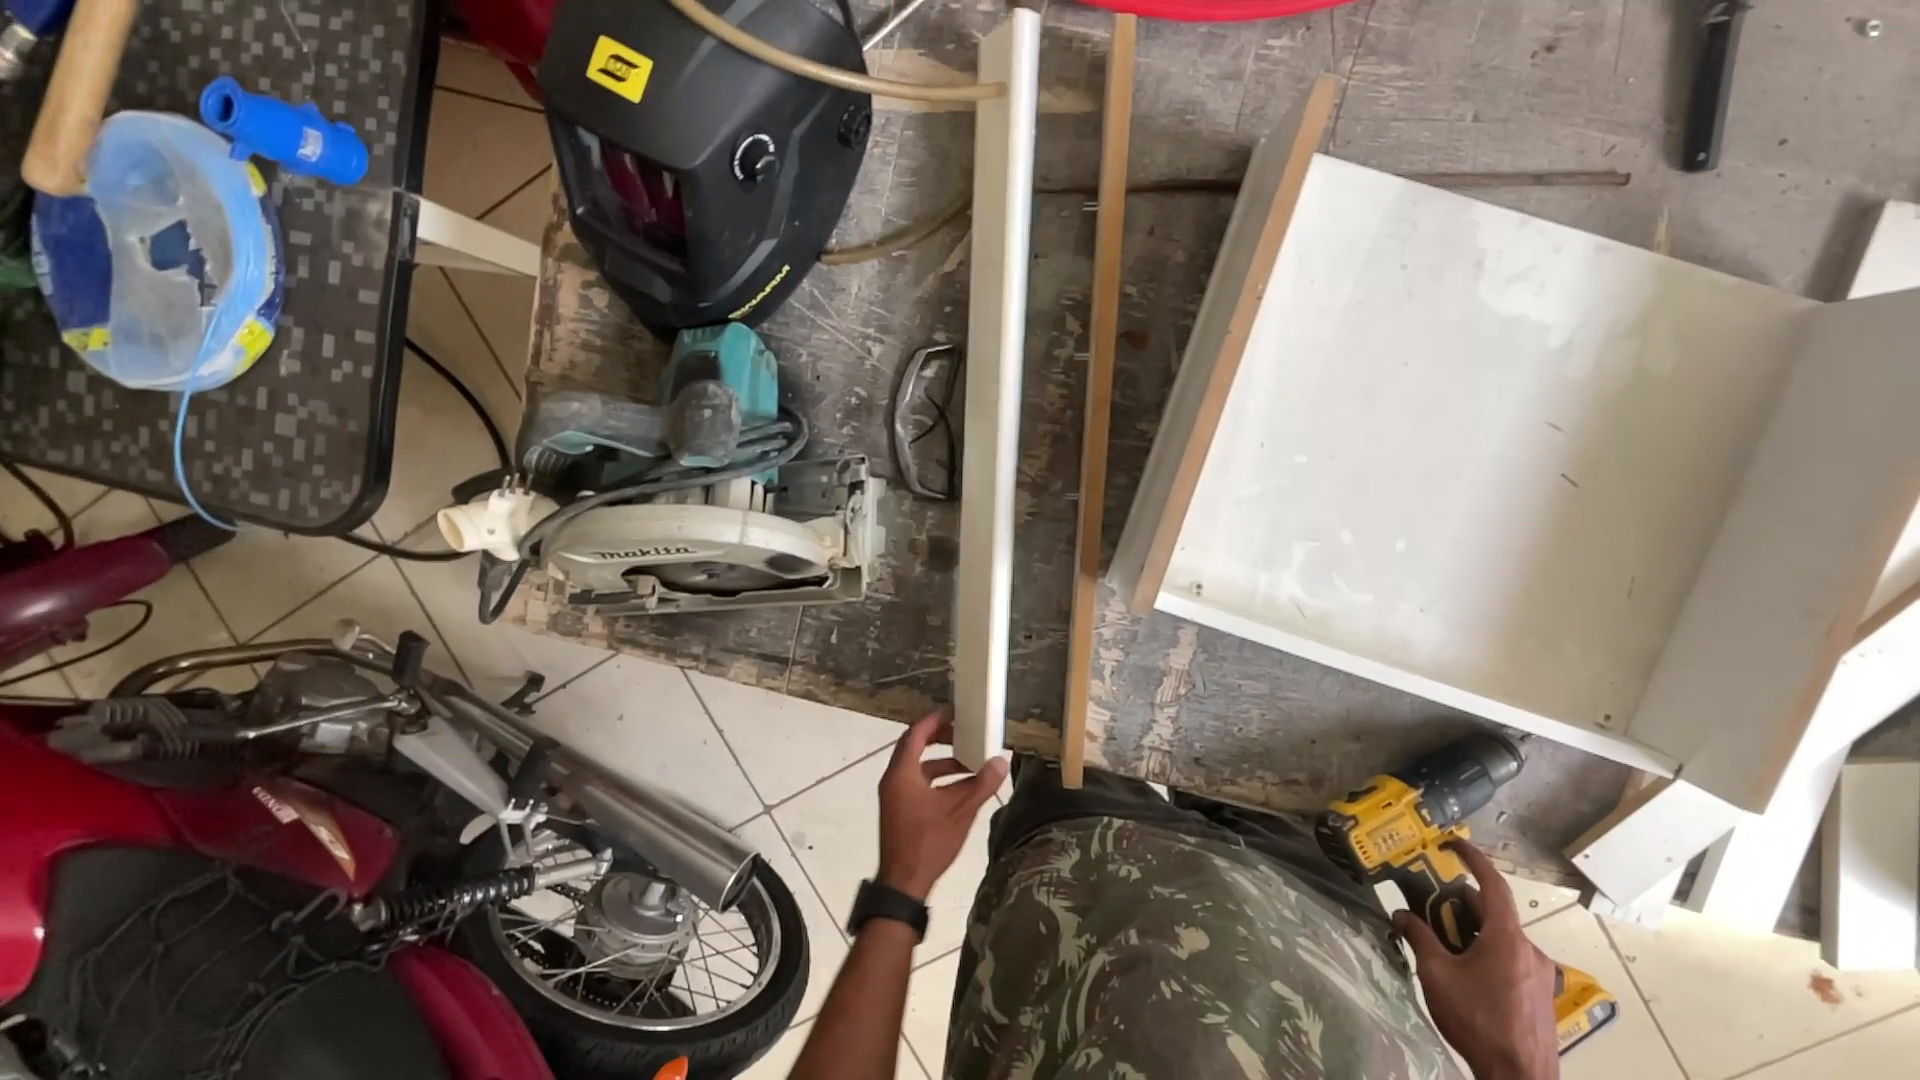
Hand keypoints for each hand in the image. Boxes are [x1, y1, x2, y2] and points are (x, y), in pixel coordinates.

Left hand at [874, 710, 1008, 900]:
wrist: (903, 883)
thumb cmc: (928, 843)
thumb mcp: (960, 812)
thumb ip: (981, 784)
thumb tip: (1002, 761)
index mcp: (902, 773)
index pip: (916, 734)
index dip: (935, 720)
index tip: (954, 711)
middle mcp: (894, 780)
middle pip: (916, 748)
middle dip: (941, 739)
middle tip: (965, 733)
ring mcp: (894, 796)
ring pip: (919, 769)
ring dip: (944, 764)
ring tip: (972, 764)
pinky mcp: (899, 810)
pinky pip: (918, 784)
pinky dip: (938, 781)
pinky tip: (962, 789)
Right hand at [1393, 840, 1560, 1079]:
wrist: (1519, 1077)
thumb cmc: (1477, 1020)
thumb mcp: (1437, 975)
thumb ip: (1419, 938)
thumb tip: (1400, 915)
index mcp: (1507, 938)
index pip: (1493, 886)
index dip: (1474, 860)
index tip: (1454, 844)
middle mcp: (1530, 950)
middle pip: (1495, 914)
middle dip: (1463, 906)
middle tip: (1433, 909)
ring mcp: (1540, 975)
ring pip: (1503, 940)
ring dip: (1475, 935)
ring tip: (1446, 948)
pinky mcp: (1542, 997)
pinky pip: (1513, 962)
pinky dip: (1489, 955)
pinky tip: (1468, 976)